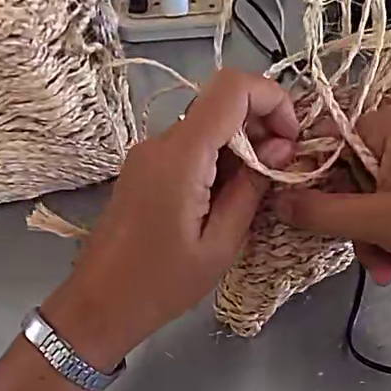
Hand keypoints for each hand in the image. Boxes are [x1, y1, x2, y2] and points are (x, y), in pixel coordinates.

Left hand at [43, 71, 298, 370]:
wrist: (99, 303)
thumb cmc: (161, 283)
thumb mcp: (221, 244)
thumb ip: (251, 188)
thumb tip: (280, 145)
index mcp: (180, 155)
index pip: (232, 87)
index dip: (272, 99)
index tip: (291, 139)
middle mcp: (161, 142)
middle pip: (221, 103)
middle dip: (261, 127)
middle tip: (279, 172)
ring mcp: (148, 153)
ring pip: (208, 125)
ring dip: (241, 147)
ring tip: (254, 193)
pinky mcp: (144, 168)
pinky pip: (190, 147)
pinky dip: (218, 159)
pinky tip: (225, 199)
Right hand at [271, 101, 390, 290]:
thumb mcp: (381, 222)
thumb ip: (322, 212)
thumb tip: (275, 200)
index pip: (326, 140)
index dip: (308, 178)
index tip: (302, 216)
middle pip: (350, 175)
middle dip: (353, 224)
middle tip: (367, 257)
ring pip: (374, 197)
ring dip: (374, 237)